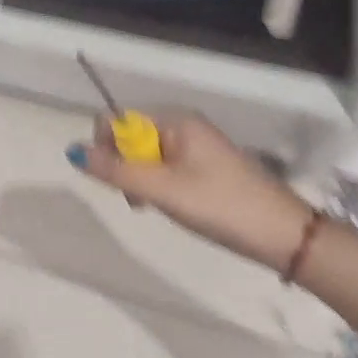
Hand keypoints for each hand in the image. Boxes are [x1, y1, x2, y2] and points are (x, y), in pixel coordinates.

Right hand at [67, 112, 314, 272]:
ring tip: (155, 207)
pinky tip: (173, 207)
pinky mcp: (207, 168)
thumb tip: (72, 151)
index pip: (117, 119)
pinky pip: (166, 168)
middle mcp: (184, 125)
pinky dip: (160, 186)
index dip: (106, 148)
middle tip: (139, 201)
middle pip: (131, 137)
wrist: (285, 237)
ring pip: (147, 156)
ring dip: (141, 180)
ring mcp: (198, 147)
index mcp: (175, 120)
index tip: (118, 182)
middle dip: (124, 167)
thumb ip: (116, 171)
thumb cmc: (221, 207)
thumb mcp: (163, 191)